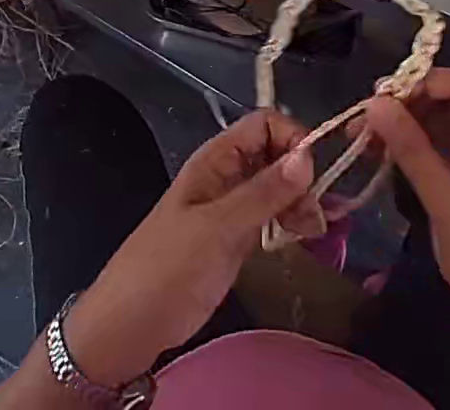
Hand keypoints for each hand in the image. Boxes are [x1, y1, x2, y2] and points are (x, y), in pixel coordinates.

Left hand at [61, 112, 323, 386]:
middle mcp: (226, 174)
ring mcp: (231, 206)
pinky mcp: (236, 236)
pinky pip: (271, 214)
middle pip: (275, 153)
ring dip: (301, 199)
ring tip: (315, 231)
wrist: (130, 324)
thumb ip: (264, 192)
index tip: (316, 174)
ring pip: (278, 185)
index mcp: (216, 159)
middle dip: (303, 174)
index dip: (293, 138)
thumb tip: (308, 156)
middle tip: (319, 214)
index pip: (264, 125)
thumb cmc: (168, 268)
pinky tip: (306, 237)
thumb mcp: (219, 228)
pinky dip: (292, 220)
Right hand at [364, 70, 449, 373]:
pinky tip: (386, 157)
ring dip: (408, 130)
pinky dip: (418, 153)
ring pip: (448, 131)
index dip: (423, 84)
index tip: (380, 97)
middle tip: (364, 120)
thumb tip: (375, 103)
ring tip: (365, 140)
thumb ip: (413, 151)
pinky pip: (449, 156)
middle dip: (409, 108)